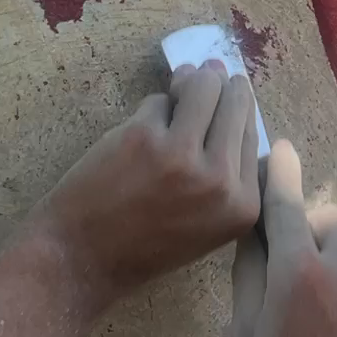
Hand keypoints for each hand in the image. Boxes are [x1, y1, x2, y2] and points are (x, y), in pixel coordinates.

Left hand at [33, 62, 260, 315]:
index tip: (227, 94)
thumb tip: (235, 95)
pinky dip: (152, 108)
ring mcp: (182, 154)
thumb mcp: (209, 220)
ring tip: (180, 85)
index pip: (252, 132)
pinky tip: (142, 127)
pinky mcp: (144, 135)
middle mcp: (220, 178)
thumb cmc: (147, 242)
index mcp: (244, 204)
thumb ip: (229, 170)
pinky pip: (159, 100)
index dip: (237, 107)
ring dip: (189, 81)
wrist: (83, 260)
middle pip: (235, 100)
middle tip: (208, 75)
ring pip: (201, 85)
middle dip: (219, 83)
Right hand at [230, 141, 336, 336]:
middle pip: (323, 221)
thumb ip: (250, 280)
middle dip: (307, 237)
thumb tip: (254, 236)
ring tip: (330, 313)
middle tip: (297, 280)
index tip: (279, 148)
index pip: (285, 205)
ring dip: (336, 262)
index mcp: (298, 274)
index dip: (279, 172)